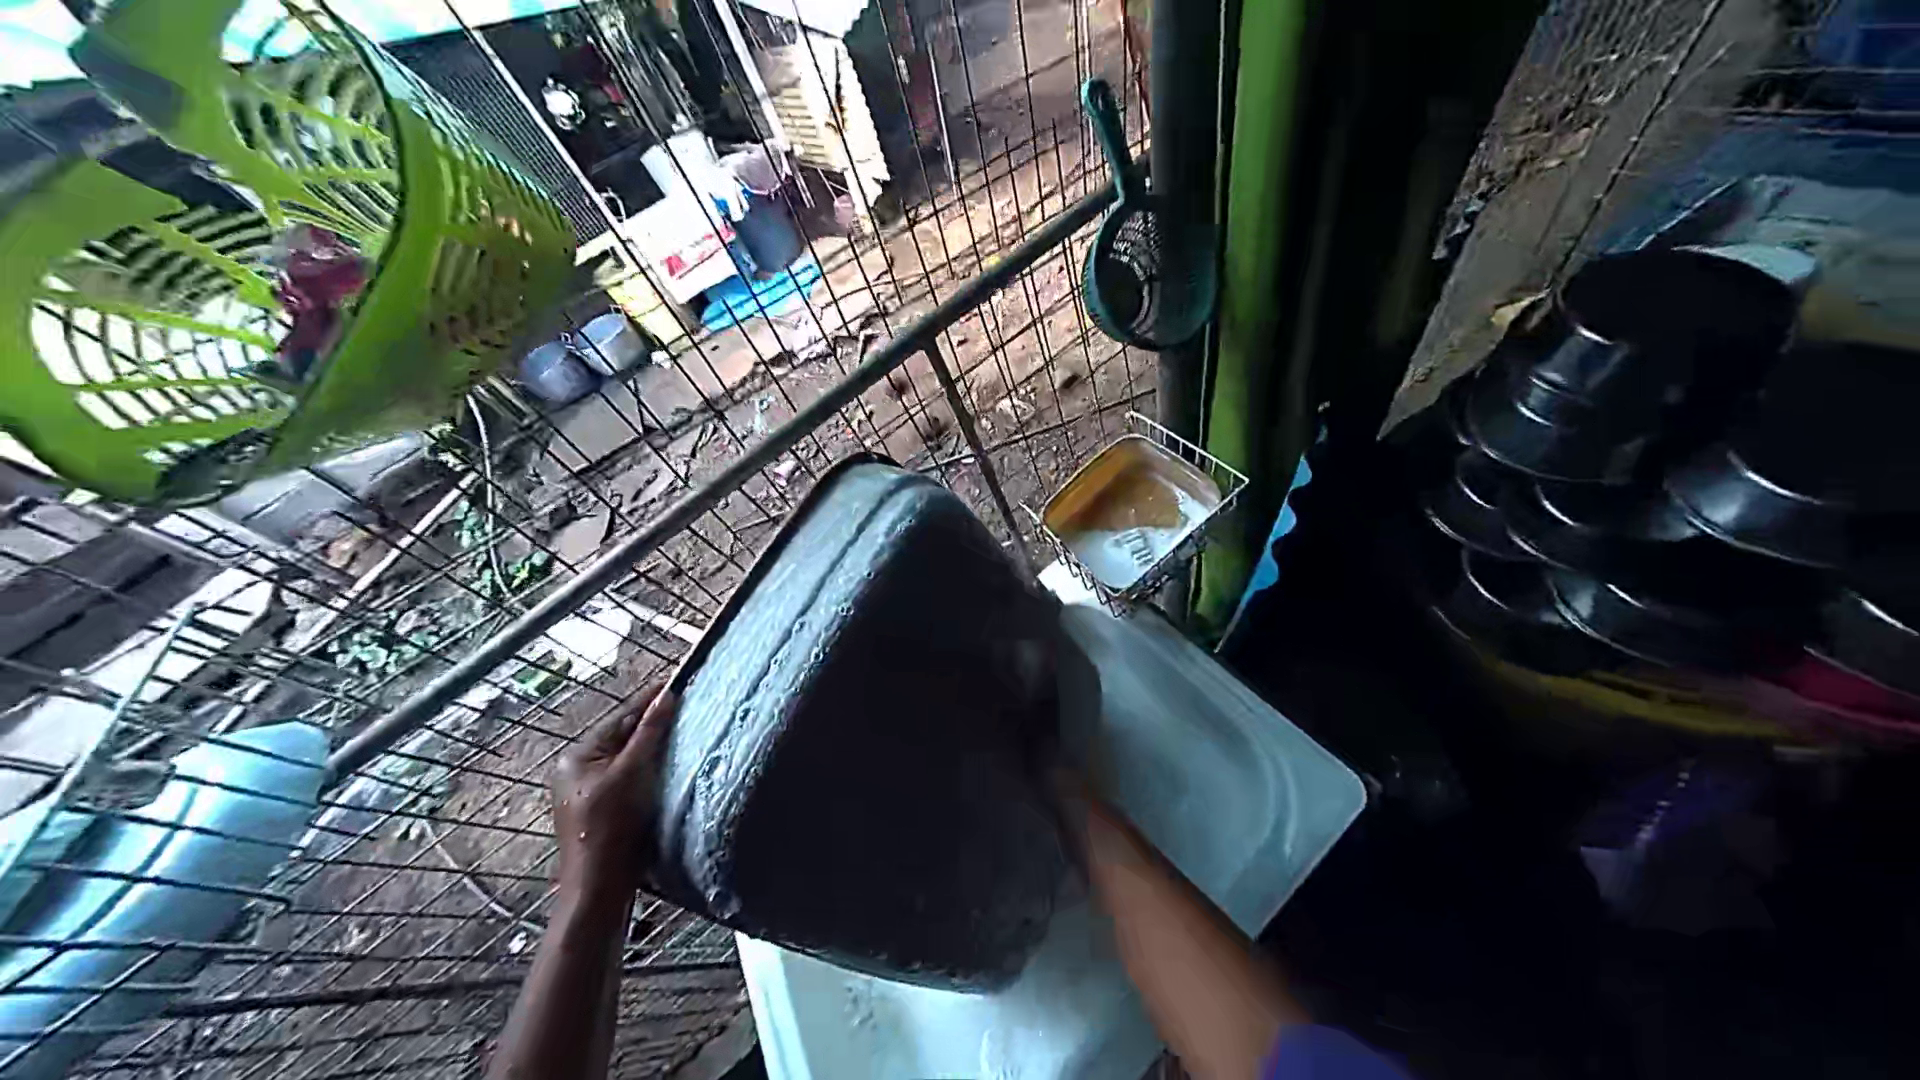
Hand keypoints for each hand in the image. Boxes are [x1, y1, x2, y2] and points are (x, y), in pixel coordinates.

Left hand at [552, 683, 677, 906]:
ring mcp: (592, 791)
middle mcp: (580, 770)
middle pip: (625, 735)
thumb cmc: (610, 826)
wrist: (601, 887)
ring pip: (630, 756)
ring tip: (686, 727)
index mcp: (578, 757)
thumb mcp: (631, 772)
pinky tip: (673, 762)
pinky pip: (633, 775)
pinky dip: (652, 765)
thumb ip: (648, 732)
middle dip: (654, 721)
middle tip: (688, 703)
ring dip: (655, 744)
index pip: (620, 717)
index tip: (677, 680)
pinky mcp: (607, 808)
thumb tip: (667, 696)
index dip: (649, 700)